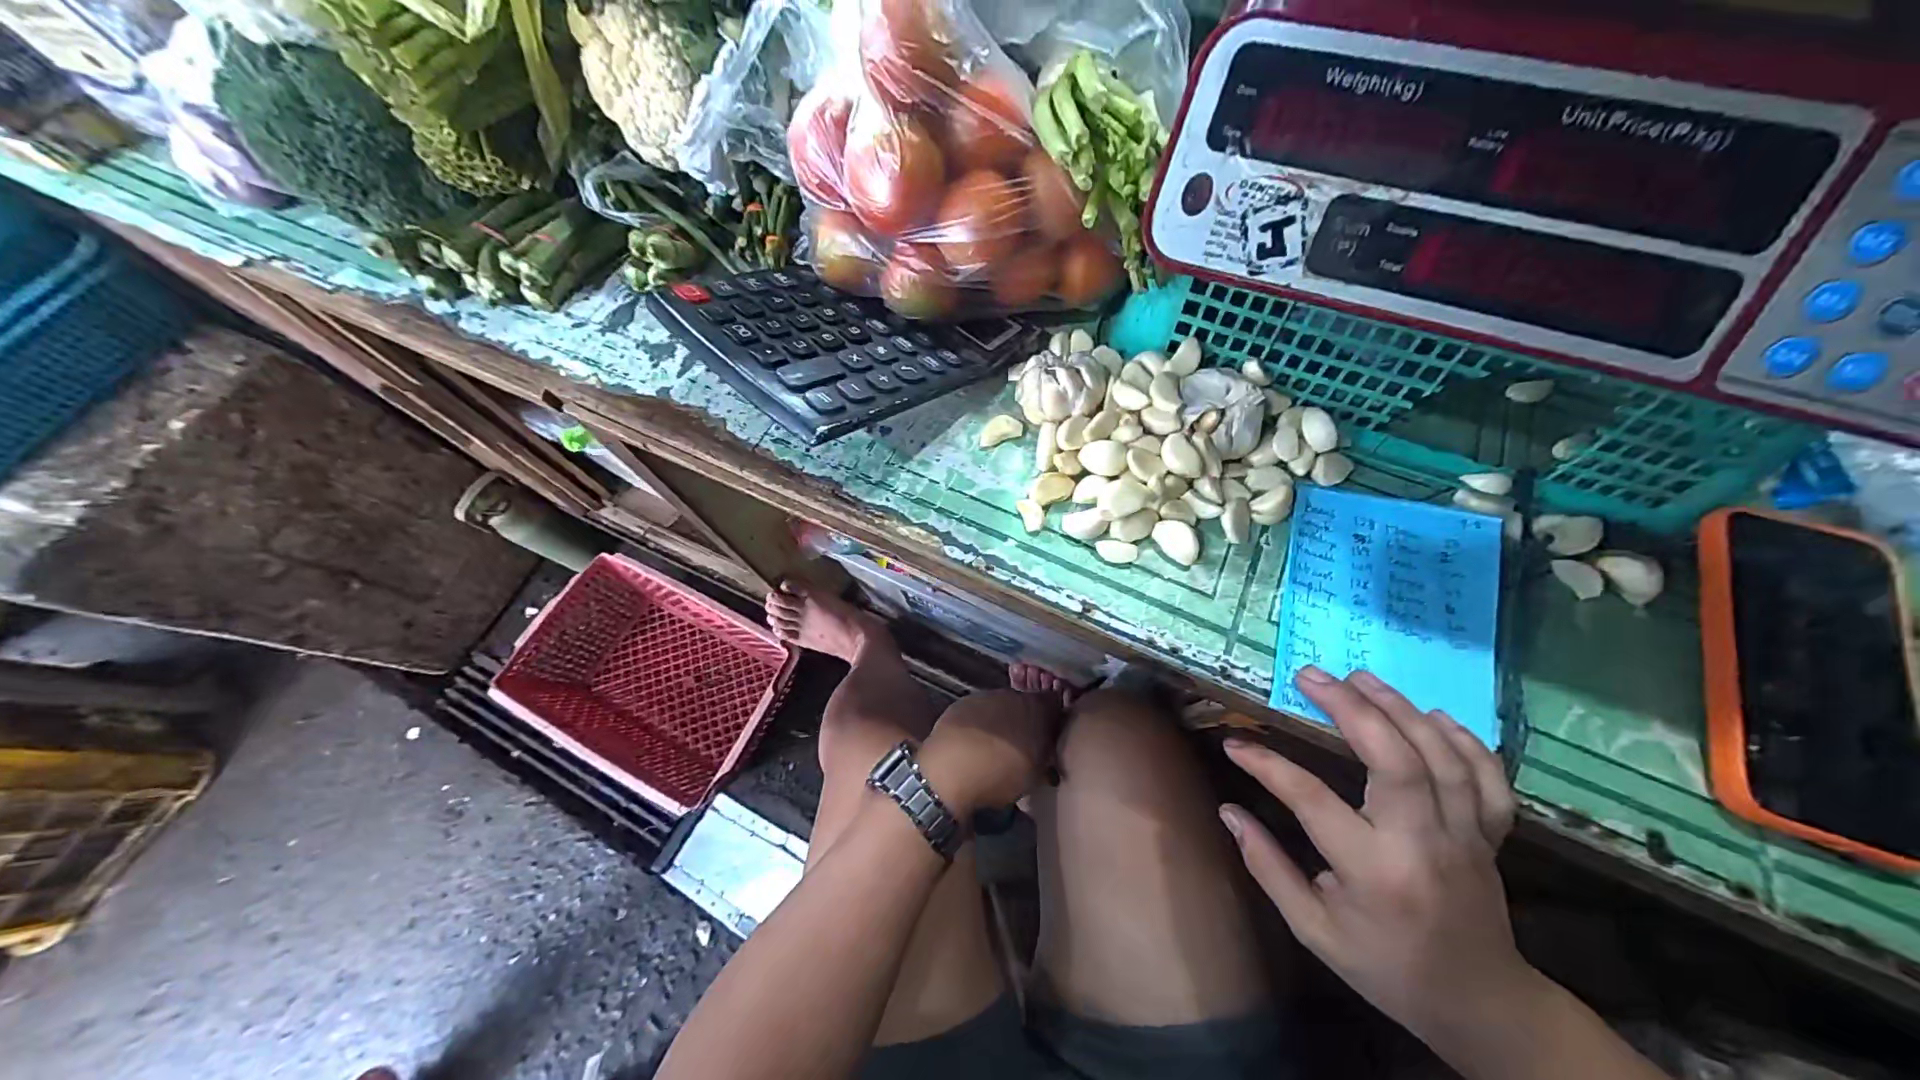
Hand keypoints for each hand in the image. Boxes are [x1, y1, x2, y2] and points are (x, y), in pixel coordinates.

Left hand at [917, 688, 1061, 813]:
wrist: (952, 769)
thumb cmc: (1002, 773)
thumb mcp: (1036, 773)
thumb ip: (1045, 755)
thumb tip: (1046, 752)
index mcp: (1036, 708)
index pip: (1053, 703)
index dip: (1052, 718)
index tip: (1049, 736)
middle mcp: (1011, 695)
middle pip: (1024, 703)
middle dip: (1025, 719)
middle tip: (1022, 743)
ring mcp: (983, 696)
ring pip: (999, 705)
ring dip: (1000, 720)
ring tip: (994, 745)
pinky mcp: (960, 704)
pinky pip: (977, 711)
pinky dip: (978, 723)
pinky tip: (972, 743)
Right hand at [1219, 667, 1530, 1043]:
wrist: (1480, 1003)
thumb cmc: (1385, 967)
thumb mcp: (1313, 930)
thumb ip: (1268, 868)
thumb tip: (1228, 812)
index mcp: (1374, 872)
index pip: (1311, 800)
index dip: (1267, 764)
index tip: (1235, 742)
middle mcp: (1424, 845)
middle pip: (1395, 759)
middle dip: (1350, 708)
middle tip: (1310, 676)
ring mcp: (1466, 836)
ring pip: (1441, 757)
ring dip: (1399, 708)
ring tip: (1359, 678)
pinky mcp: (1491, 835)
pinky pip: (1488, 777)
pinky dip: (1464, 739)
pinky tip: (1432, 714)